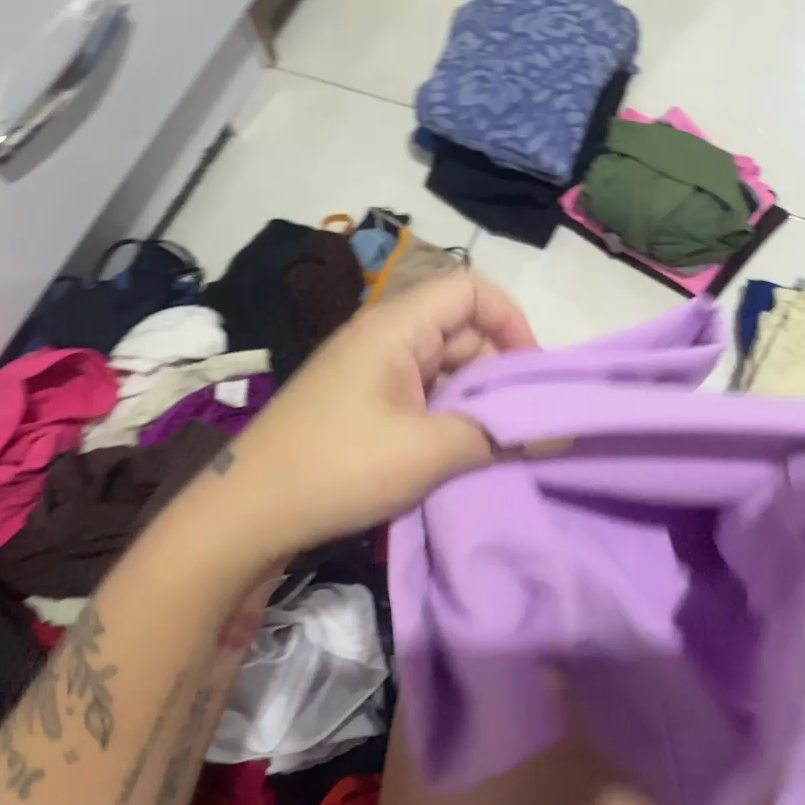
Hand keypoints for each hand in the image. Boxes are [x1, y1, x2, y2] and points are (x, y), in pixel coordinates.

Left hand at [220, 272, 536, 556]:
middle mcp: (386, 338)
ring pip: (446, 367)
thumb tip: (557, 432)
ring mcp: (373, 372)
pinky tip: (466, 452)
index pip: (471, 290)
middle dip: (500, 370)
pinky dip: (450, 416)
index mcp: (396, 326)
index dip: (511, 319)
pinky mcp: (365, 404)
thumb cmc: (339, 467)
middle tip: (526, 420)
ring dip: (476, 399)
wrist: (247, 514)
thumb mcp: (428, 452)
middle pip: (463, 330)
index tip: (532, 373)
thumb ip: (496, 435)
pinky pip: (424, 394)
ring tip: (502, 443)